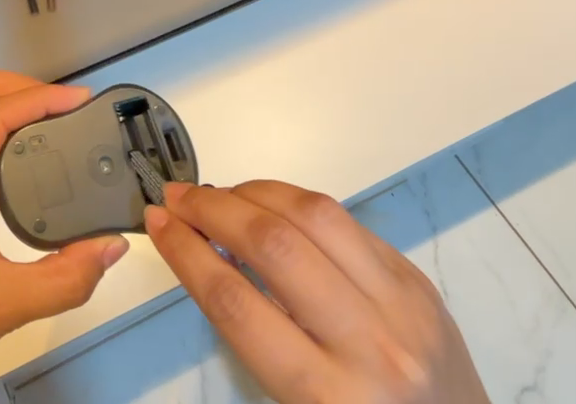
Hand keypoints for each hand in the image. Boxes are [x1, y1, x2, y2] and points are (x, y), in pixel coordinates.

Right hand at [146, 182, 489, 403]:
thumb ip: (255, 332)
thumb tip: (209, 252)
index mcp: (329, 396)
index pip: (237, 304)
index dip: (186, 253)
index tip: (157, 223)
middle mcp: (372, 345)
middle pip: (274, 246)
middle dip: (213, 209)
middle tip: (178, 198)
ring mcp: (403, 304)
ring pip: (314, 214)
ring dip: (252, 192)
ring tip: (219, 195)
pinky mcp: (418, 278)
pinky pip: (346, 220)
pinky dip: (294, 203)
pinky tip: (267, 206)